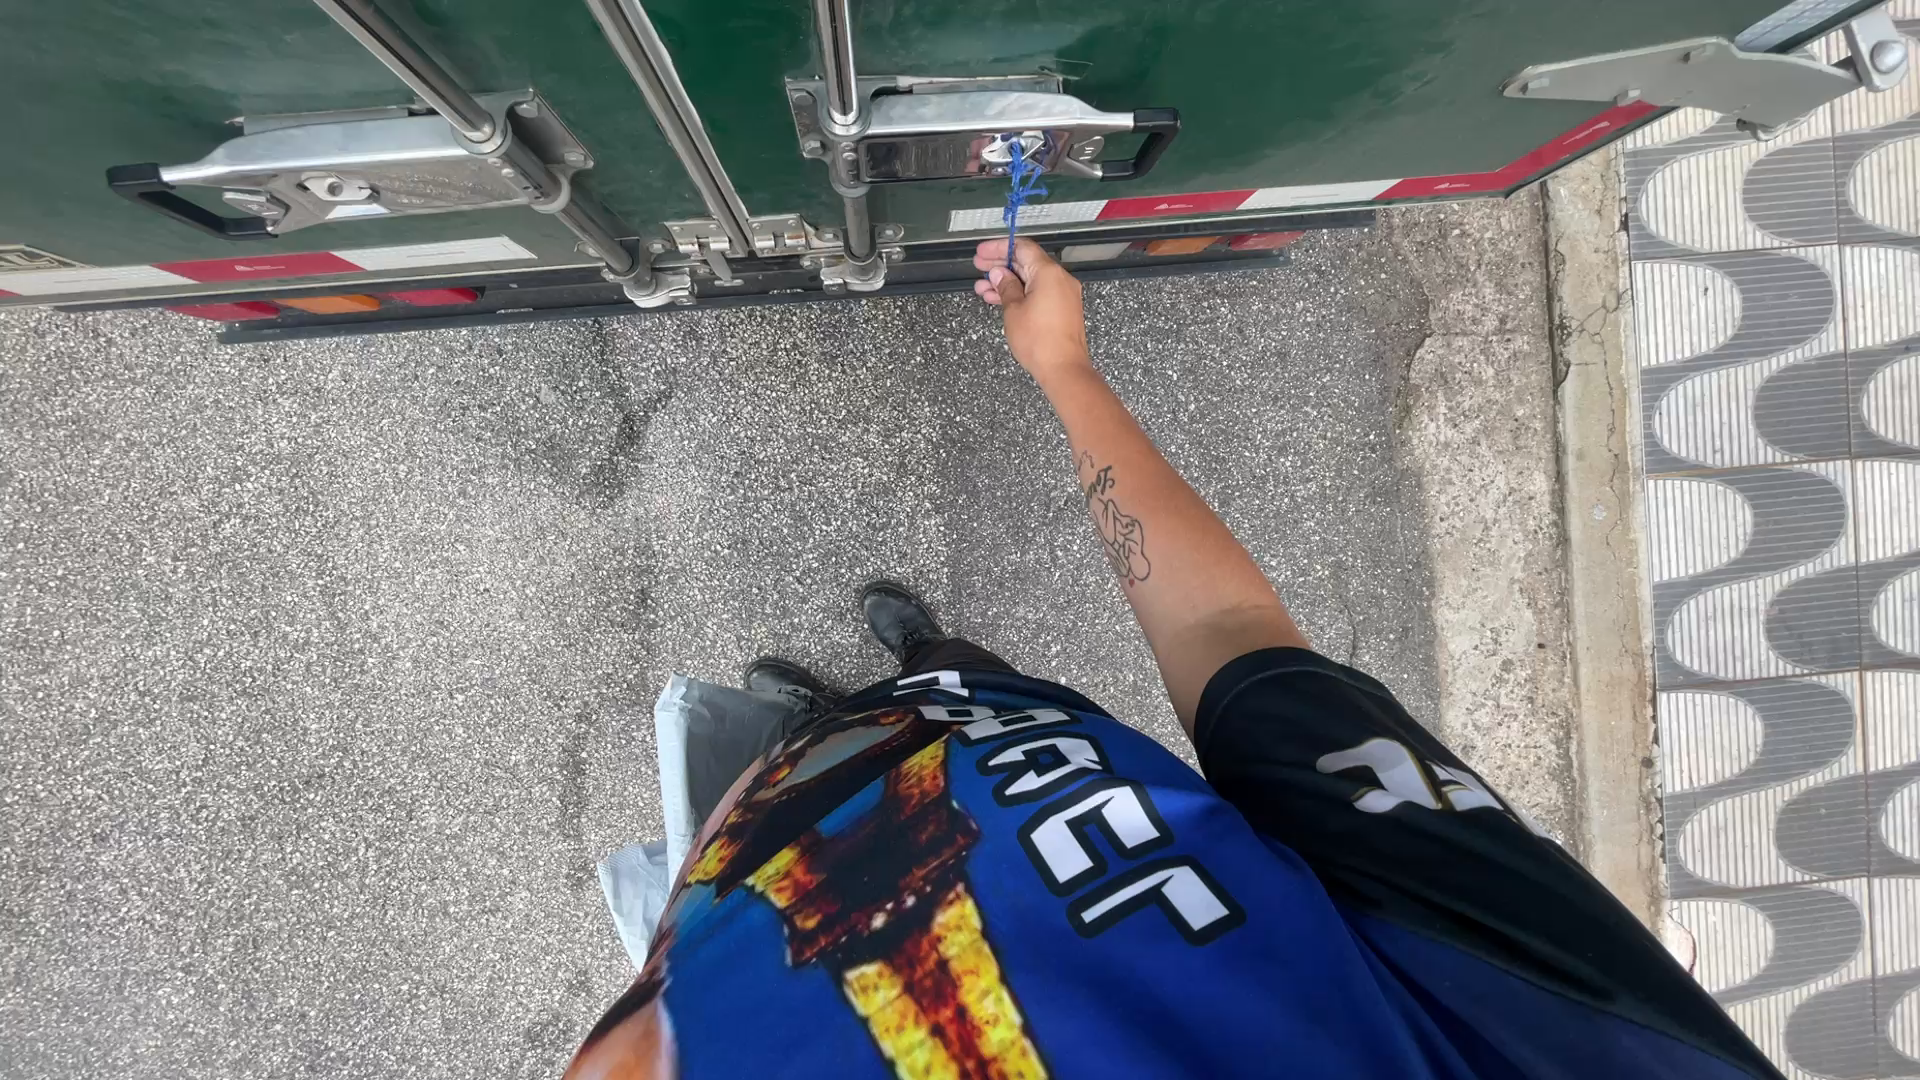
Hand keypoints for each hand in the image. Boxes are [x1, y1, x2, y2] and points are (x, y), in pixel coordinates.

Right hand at [973, 238, 1092, 383]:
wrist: (1063, 369)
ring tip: (984, 289)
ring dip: (1007, 282)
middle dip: (1000, 265)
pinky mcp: (1063, 309)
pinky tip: (1002, 300)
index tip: (982, 252)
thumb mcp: (1013, 311)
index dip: (998, 248)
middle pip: (1027, 262)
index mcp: (1048, 273)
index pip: (1021, 248)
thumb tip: (999, 274)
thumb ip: (1005, 287)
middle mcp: (1060, 279)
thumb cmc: (1041, 343)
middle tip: (980, 267)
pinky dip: (1021, 294)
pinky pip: (1040, 293)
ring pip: (1031, 279)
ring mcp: (1064, 294)